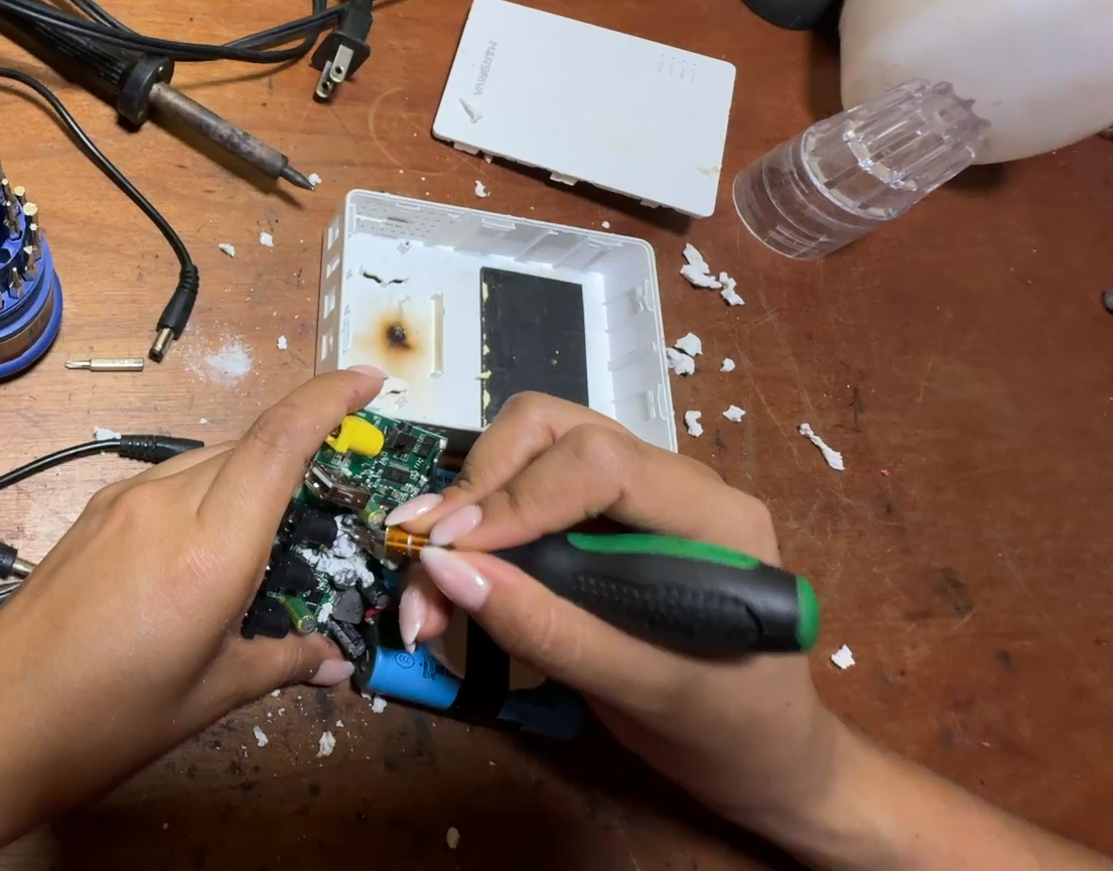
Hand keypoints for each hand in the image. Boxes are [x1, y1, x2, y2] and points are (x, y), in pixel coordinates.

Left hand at [0, 366, 383, 859]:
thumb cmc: (108, 720)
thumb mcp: (211, 696)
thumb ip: (283, 660)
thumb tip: (334, 658)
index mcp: (207, 547)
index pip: (278, 441)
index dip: (328, 397)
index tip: (368, 379)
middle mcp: (165, 502)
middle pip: (249, 446)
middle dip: (299, 455)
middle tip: (328, 503)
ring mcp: (123, 498)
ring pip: (209, 459)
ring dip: (250, 478)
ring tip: (266, 539)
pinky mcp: (96, 508)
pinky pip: (171, 480)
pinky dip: (207, 493)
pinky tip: (205, 546)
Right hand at [388, 392, 845, 832]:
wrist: (753, 747)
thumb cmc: (727, 725)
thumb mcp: (646, 691)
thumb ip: (549, 628)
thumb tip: (445, 569)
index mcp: (709, 514)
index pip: (598, 462)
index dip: (516, 497)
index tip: (450, 550)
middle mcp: (662, 478)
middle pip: (545, 429)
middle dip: (475, 486)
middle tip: (427, 553)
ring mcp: (617, 487)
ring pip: (516, 445)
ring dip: (456, 504)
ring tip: (423, 572)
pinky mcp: (580, 508)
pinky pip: (507, 485)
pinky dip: (460, 524)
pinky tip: (436, 571)